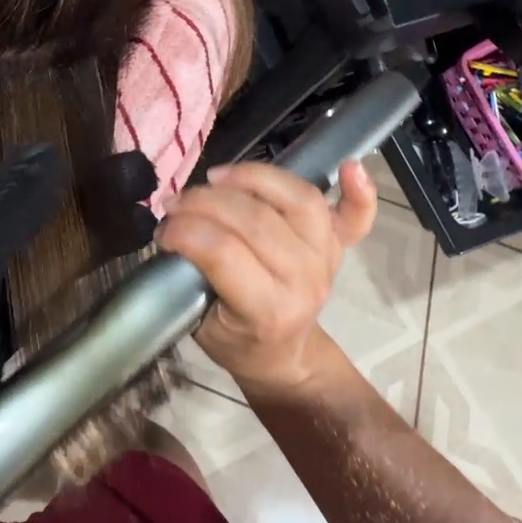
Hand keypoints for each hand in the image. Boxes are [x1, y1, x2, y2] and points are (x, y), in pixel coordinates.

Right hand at [156, 159, 377, 394]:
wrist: (284, 357)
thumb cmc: (236, 341)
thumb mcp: (200, 325)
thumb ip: (190, 277)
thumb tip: (171, 226)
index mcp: (269, 311)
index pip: (223, 252)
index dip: (186, 231)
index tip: (162, 231)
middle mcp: (306, 282)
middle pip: (254, 219)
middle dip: (204, 202)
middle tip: (175, 203)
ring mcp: (327, 260)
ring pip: (298, 200)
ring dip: (253, 177)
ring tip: (217, 176)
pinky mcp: (340, 247)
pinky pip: (356, 217)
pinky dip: (359, 192)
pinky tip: (349, 165)